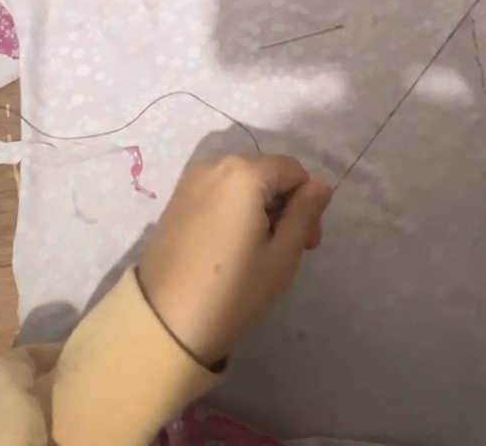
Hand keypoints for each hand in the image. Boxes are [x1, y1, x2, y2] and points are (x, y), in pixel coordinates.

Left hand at [138, 154, 331, 366]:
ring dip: (260, 207)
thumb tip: (321, 185)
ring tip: (259, 251)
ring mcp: (192, 179)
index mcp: (244, 172)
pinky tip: (232, 245)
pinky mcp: (177, 198)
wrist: (164, 322)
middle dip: (285, 204)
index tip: (308, 243)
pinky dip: (235, 209)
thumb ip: (305, 213)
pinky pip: (219, 191)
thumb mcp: (282, 256)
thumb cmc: (232, 290)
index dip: (308, 203)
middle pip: (267, 173)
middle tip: (288, 250)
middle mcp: (216, 164)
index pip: (294, 170)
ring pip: (243, 182)